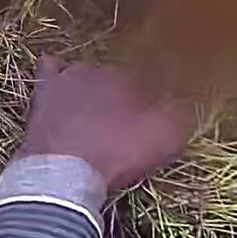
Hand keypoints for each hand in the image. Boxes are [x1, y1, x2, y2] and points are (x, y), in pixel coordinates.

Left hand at [17, 57, 192, 190]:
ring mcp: (66, 76)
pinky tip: (58, 81)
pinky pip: (49, 68)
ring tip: (92, 109)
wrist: (65, 170)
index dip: (150, 99)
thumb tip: (194, 100)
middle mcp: (98, 68)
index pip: (145, 79)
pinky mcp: (42, 89)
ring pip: (83, 71)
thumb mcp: (166, 137)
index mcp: (129, 75)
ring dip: (88, 84)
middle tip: (120, 120)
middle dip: (118, 93)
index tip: (150, 118)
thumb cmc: (118, 152)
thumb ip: (183, 113)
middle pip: (113, 75)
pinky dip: (55, 71)